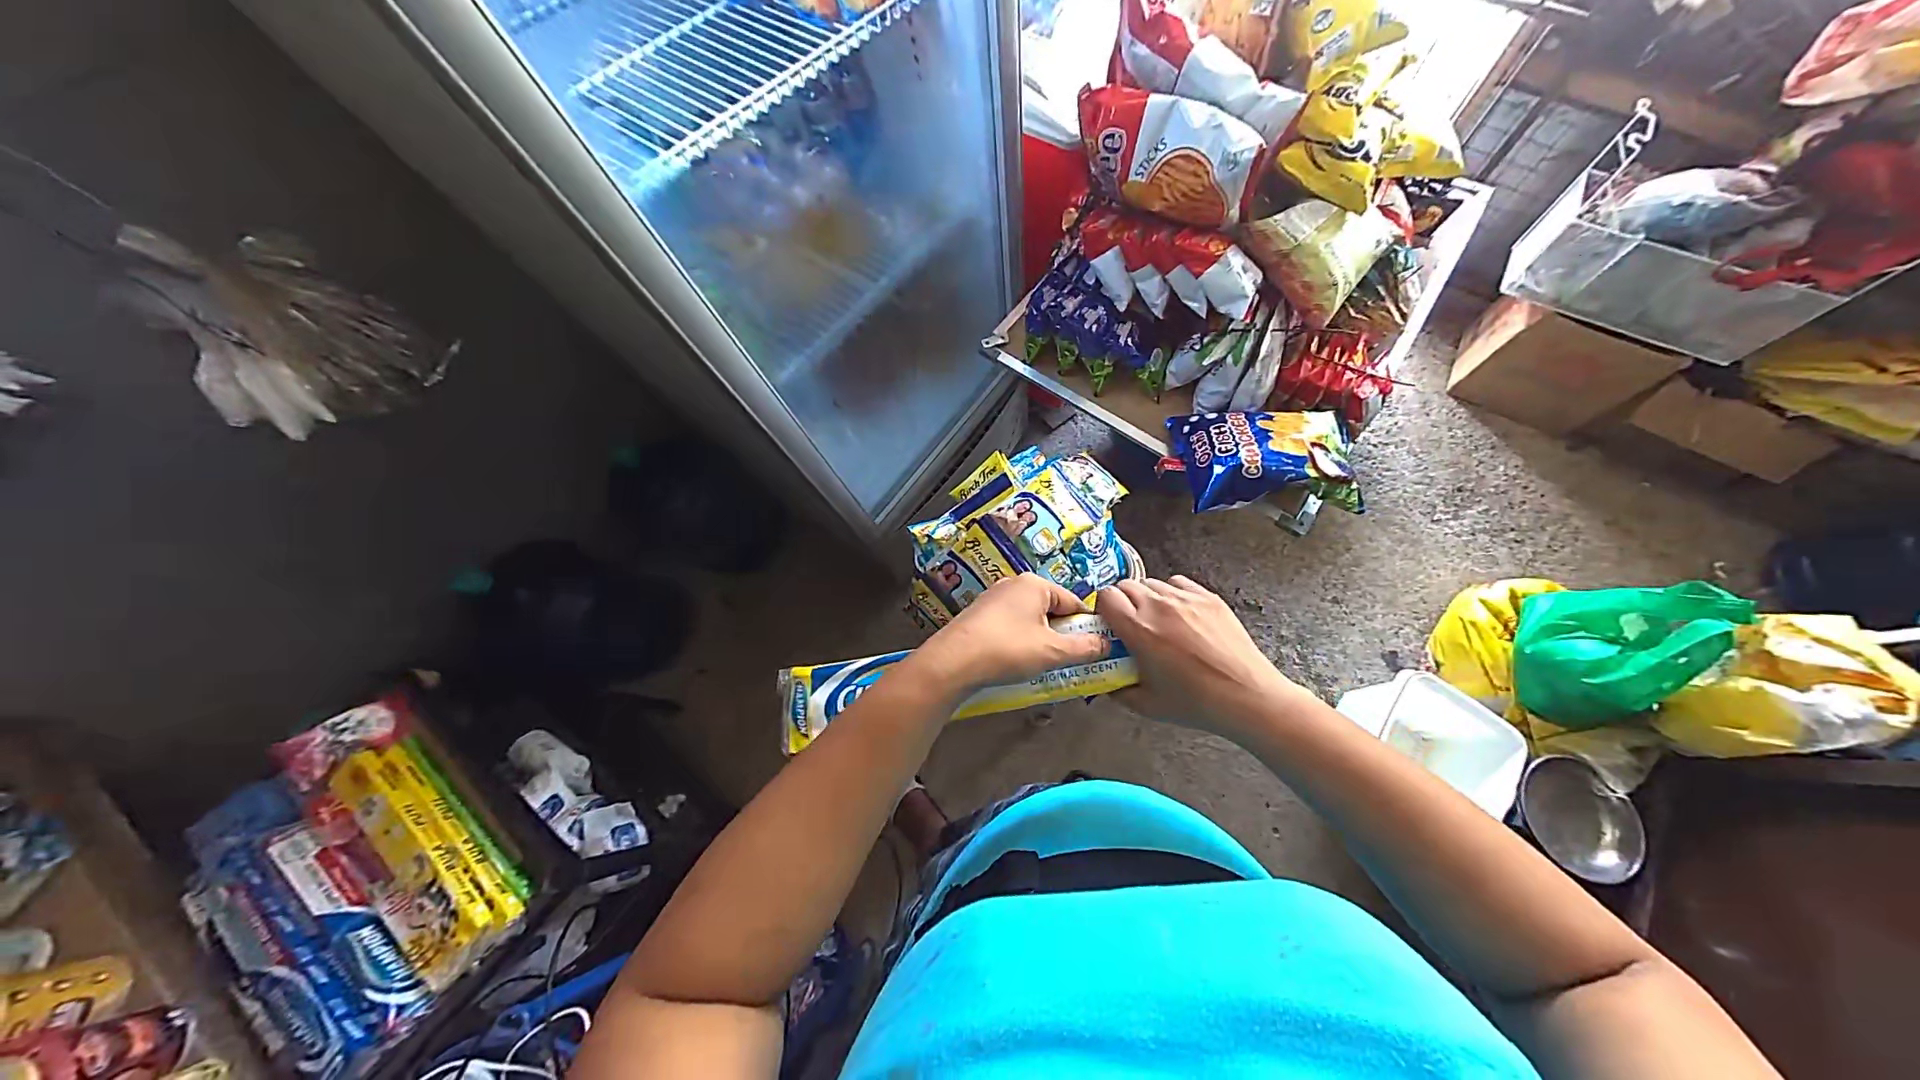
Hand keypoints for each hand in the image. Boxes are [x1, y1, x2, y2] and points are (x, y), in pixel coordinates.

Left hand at [905, 574, 1109, 700]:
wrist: (952, 663)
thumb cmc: (1007, 650)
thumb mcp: (1053, 652)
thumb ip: (1085, 647)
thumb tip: (1107, 644)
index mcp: (1035, 584)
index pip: (1074, 602)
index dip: (1087, 626)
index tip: (1096, 649)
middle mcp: (1013, 585)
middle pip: (1052, 610)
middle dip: (1063, 635)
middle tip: (1070, 661)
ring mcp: (993, 600)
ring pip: (1030, 620)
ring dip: (1042, 641)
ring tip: (1044, 666)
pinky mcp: (978, 617)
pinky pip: (1010, 627)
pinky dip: (1020, 643)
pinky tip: (1017, 663)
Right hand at [1096, 575, 1303, 738]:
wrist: (1247, 697)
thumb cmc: (1199, 703)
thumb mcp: (1146, 704)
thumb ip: (1117, 689)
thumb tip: (1106, 681)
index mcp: (1139, 630)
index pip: (1106, 596)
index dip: (1103, 608)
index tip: (1108, 623)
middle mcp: (1160, 607)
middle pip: (1126, 586)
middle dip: (1122, 602)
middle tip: (1129, 623)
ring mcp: (1186, 600)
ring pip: (1152, 583)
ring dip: (1147, 598)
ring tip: (1157, 621)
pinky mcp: (1208, 598)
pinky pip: (1179, 583)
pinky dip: (1172, 594)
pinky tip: (1179, 615)